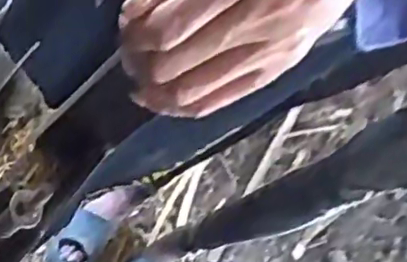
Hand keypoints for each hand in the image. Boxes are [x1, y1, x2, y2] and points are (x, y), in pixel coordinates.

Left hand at [119, 0, 351, 116]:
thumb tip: (133, 10)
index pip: (167, 31)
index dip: (136, 29)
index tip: (129, 17)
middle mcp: (272, 16)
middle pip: (167, 65)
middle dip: (137, 56)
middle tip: (132, 42)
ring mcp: (277, 48)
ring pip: (180, 94)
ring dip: (148, 86)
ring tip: (141, 67)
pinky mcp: (277, 69)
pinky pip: (205, 105)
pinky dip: (169, 104)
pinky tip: (155, 92)